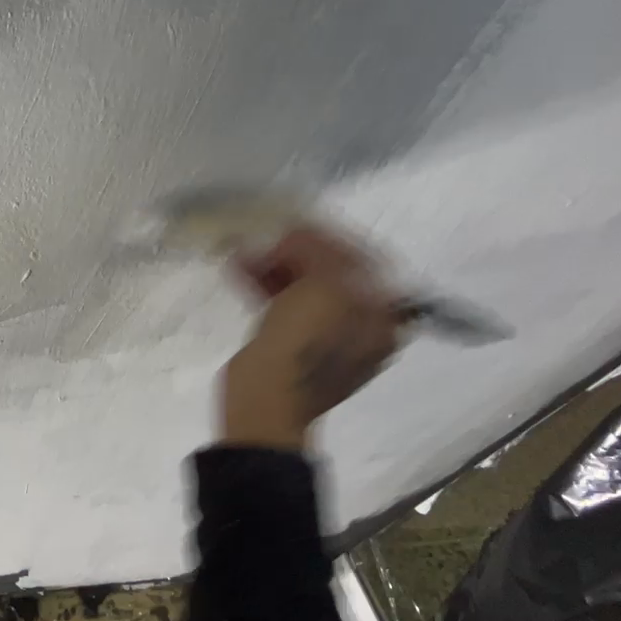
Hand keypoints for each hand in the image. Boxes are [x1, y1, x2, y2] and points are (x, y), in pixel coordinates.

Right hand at [220, 226, 401, 450]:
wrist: (267, 396)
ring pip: (304, 288)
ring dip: (275, 264)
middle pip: (333, 274)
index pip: (366, 262)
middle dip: (297, 251)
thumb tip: (305, 234)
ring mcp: (327, 339)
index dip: (332, 237)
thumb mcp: (323, 288)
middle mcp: (362, 328)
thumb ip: (322, 254)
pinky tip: (239, 269)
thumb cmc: (304, 341)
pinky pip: (284, 305)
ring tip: (244, 250)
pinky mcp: (294, 345)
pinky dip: (264, 286)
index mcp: (381, 318)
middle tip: (267, 236)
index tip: (298, 223)